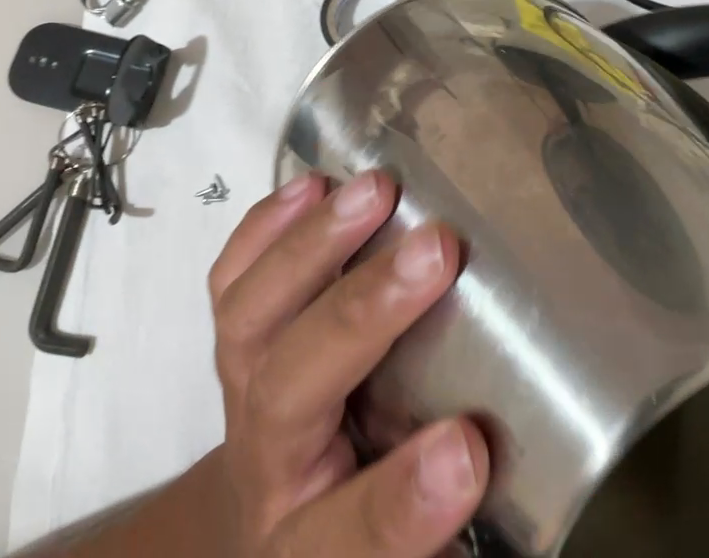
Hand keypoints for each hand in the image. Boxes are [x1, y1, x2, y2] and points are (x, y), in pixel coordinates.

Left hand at [207, 171, 488, 556]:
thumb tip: (477, 444)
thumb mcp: (408, 545)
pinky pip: (231, 281)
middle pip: (290, 394)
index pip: (353, 532)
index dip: (406, 496)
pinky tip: (312, 186)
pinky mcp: (237, 341)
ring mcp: (241, 392)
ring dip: (313, 246)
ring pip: (250, 318)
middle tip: (438, 250)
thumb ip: (441, 509)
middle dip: (363, 314)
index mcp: (315, 541)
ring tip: (375, 191)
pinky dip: (268, 227)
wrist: (275, 515)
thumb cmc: (356, 518)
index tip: (468, 447)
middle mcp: (266, 463)